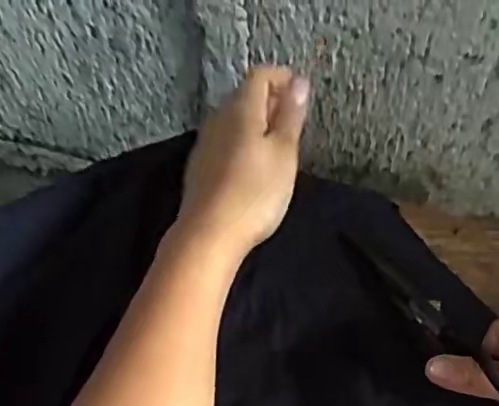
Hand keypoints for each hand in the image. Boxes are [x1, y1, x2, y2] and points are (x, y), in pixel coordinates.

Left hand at [176, 66, 310, 256]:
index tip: (300, 94)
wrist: (209, 235)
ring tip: (274, 151)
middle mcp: (218, 119)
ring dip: (254, 129)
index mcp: (241, 108)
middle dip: (269, 104)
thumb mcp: (284, 154)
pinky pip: (223, 148)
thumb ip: (291, 117)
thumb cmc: (254, 194)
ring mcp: (204, 146)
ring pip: (233, 124)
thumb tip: (298, 83)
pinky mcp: (199, 172)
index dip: (282, 78)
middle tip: (291, 124)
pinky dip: (240, 149)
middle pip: (245, 98)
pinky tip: (250, 172)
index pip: (261, 75)